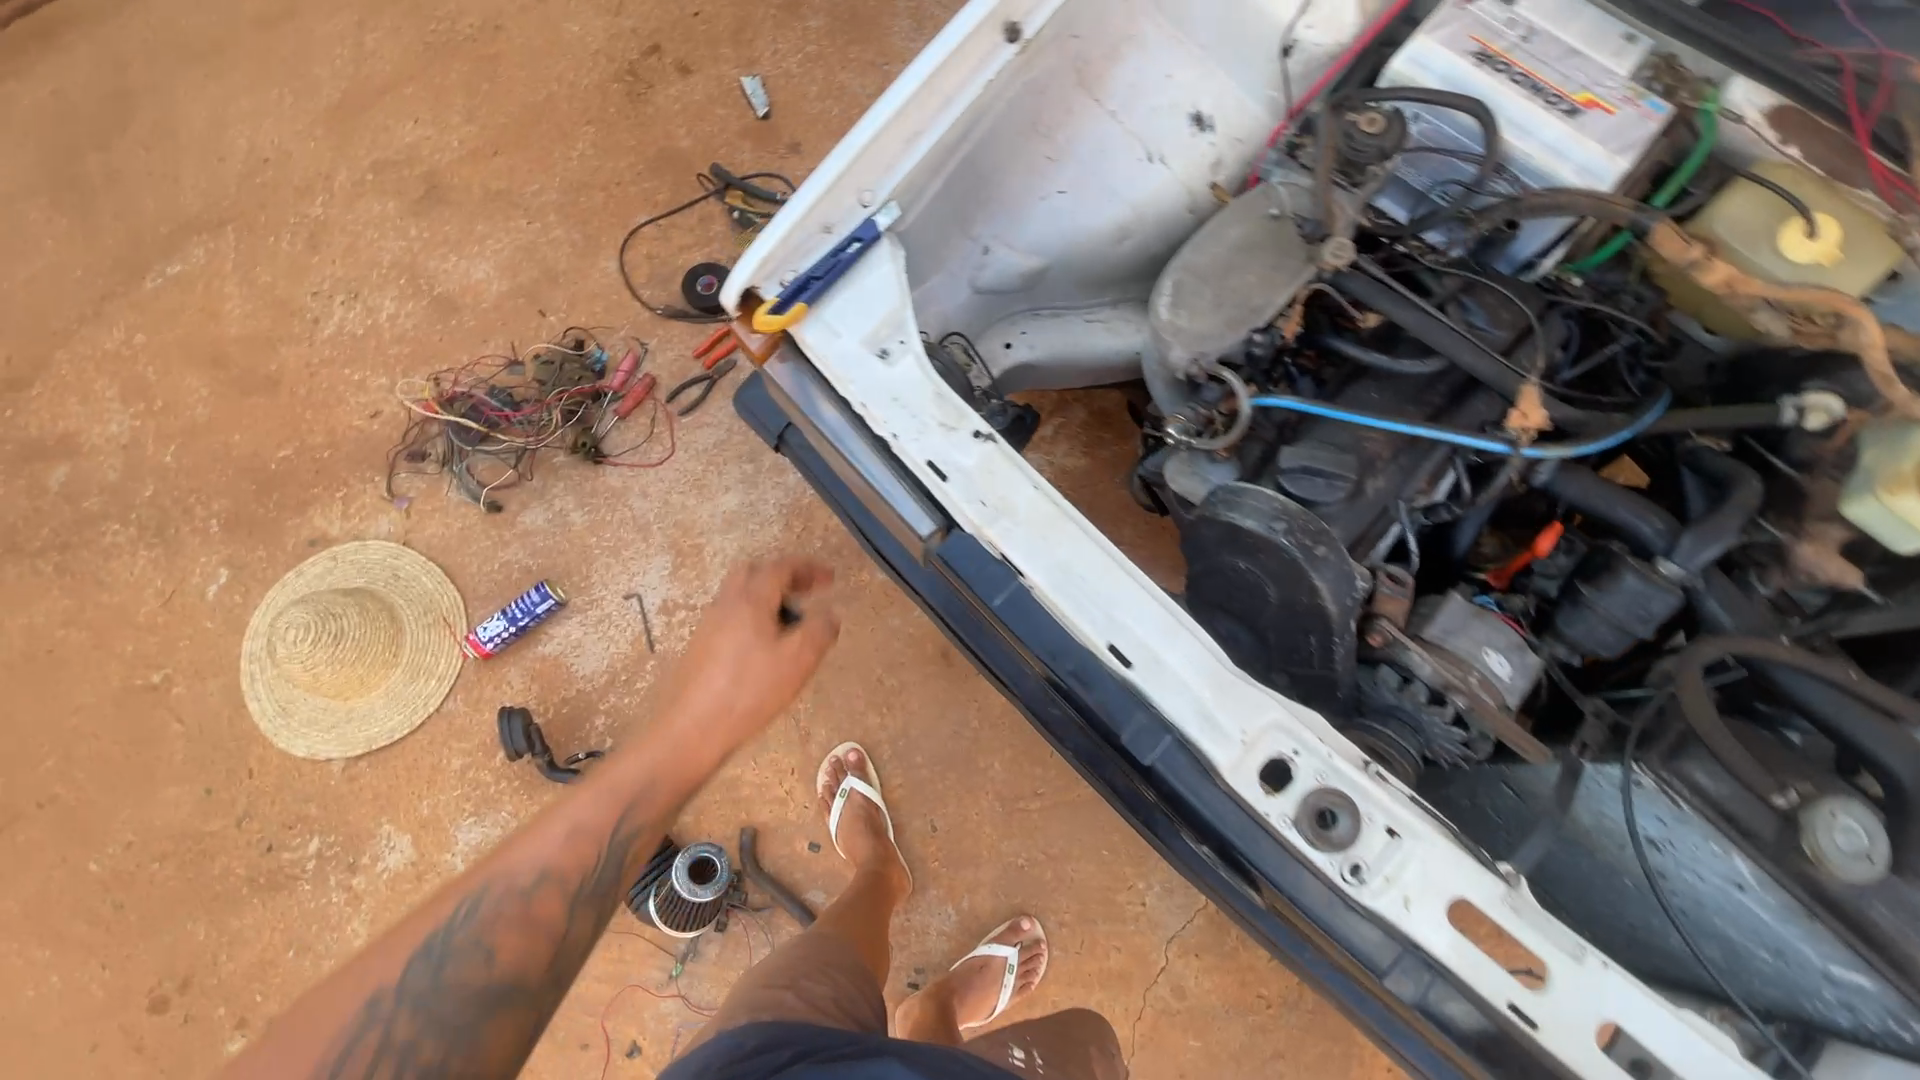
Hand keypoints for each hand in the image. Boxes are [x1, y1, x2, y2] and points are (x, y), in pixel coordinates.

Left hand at [654, 556, 841, 755]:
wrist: (692, 728)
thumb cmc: (749, 690)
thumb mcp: (798, 661)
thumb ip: (820, 631)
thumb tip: (830, 614)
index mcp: (750, 600)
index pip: (781, 567)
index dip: (809, 567)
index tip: (830, 578)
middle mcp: (726, 604)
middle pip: (754, 572)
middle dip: (784, 576)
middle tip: (808, 592)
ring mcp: (709, 625)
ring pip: (740, 595)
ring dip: (768, 597)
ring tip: (792, 623)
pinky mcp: (701, 646)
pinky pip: (732, 616)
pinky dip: (754, 616)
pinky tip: (766, 647)